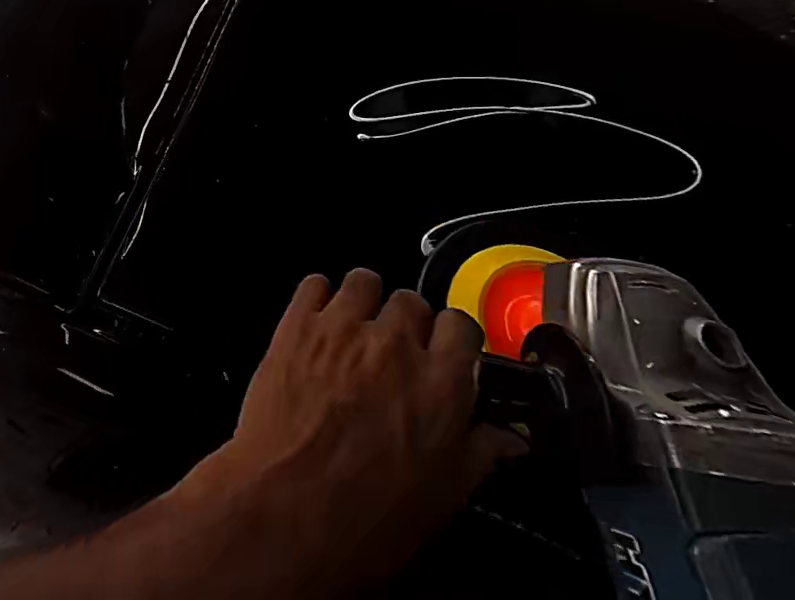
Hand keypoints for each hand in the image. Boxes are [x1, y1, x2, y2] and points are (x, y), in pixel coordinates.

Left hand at [164, 269, 526, 597]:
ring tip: (356, 325)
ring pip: (363, 280)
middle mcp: (394, 346)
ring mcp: (342, 329)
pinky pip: (313, 284)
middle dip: (407, 321)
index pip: (463, 325)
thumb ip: (478, 452)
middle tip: (394, 347)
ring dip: (365, 299)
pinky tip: (317, 317)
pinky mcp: (296, 325)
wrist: (288, 503)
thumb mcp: (443, 495)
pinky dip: (318, 295)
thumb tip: (506, 437)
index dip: (454, 336)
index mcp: (441, 385)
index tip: (444, 348)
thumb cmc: (366, 514)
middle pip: (411, 301)